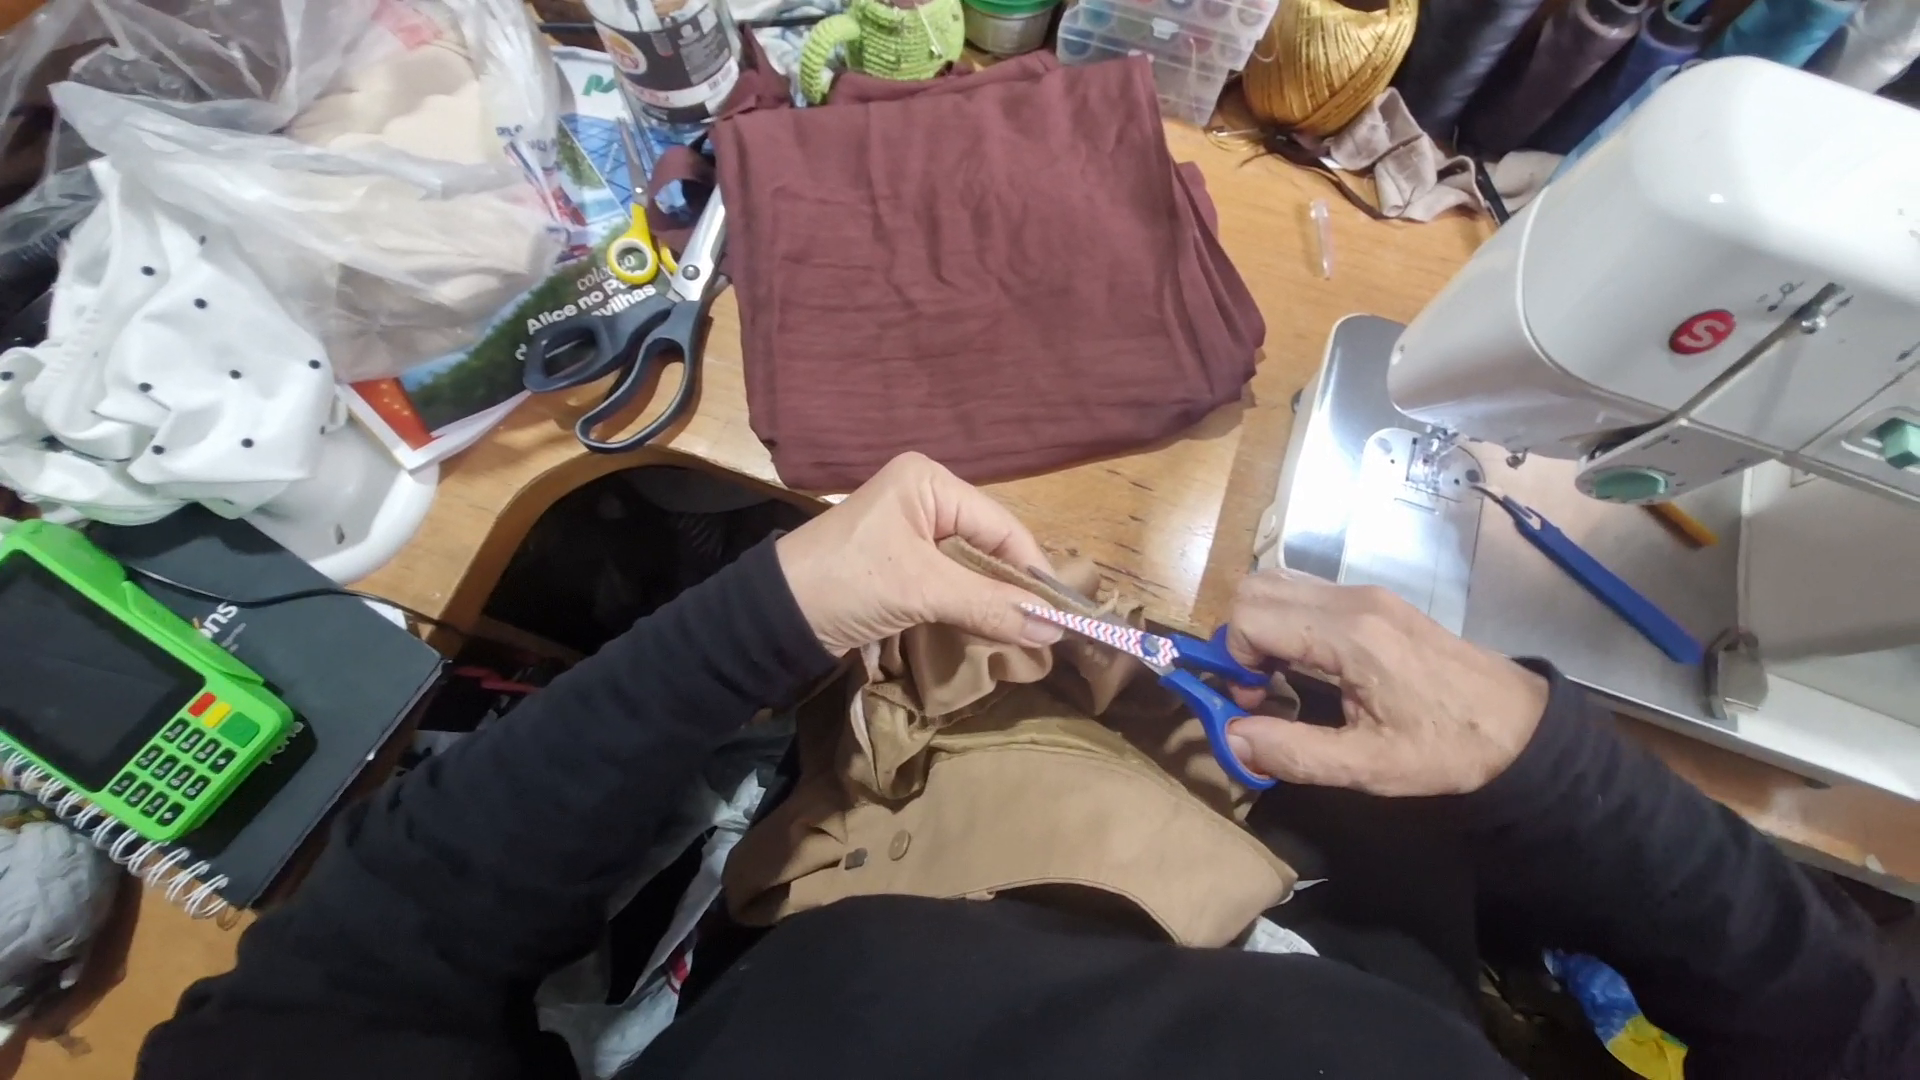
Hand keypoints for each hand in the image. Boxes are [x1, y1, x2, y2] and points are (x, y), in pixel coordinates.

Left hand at [775, 453, 1065, 655]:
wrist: (774, 618)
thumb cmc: (847, 583)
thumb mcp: (922, 590)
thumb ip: (990, 605)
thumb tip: (1055, 628)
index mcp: (930, 481)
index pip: (1002, 526)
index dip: (1034, 571)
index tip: (1064, 614)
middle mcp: (928, 497)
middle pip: (991, 545)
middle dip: (1016, 589)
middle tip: (1049, 630)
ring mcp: (915, 531)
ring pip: (975, 567)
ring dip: (996, 601)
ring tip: (1030, 635)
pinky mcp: (905, 562)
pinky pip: (953, 581)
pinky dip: (971, 605)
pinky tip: (994, 628)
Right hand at [1220, 570, 1548, 795]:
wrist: (1525, 726)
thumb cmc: (1449, 748)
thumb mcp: (1370, 767)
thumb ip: (1293, 752)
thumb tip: (1229, 739)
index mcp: (1350, 636)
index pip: (1250, 616)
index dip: (1234, 658)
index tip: (1253, 699)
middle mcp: (1351, 600)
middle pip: (1254, 588)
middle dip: (1239, 637)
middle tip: (1259, 684)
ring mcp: (1362, 592)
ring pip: (1274, 582)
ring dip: (1258, 625)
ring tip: (1277, 672)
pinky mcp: (1371, 597)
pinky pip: (1301, 590)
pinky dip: (1282, 618)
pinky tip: (1303, 660)